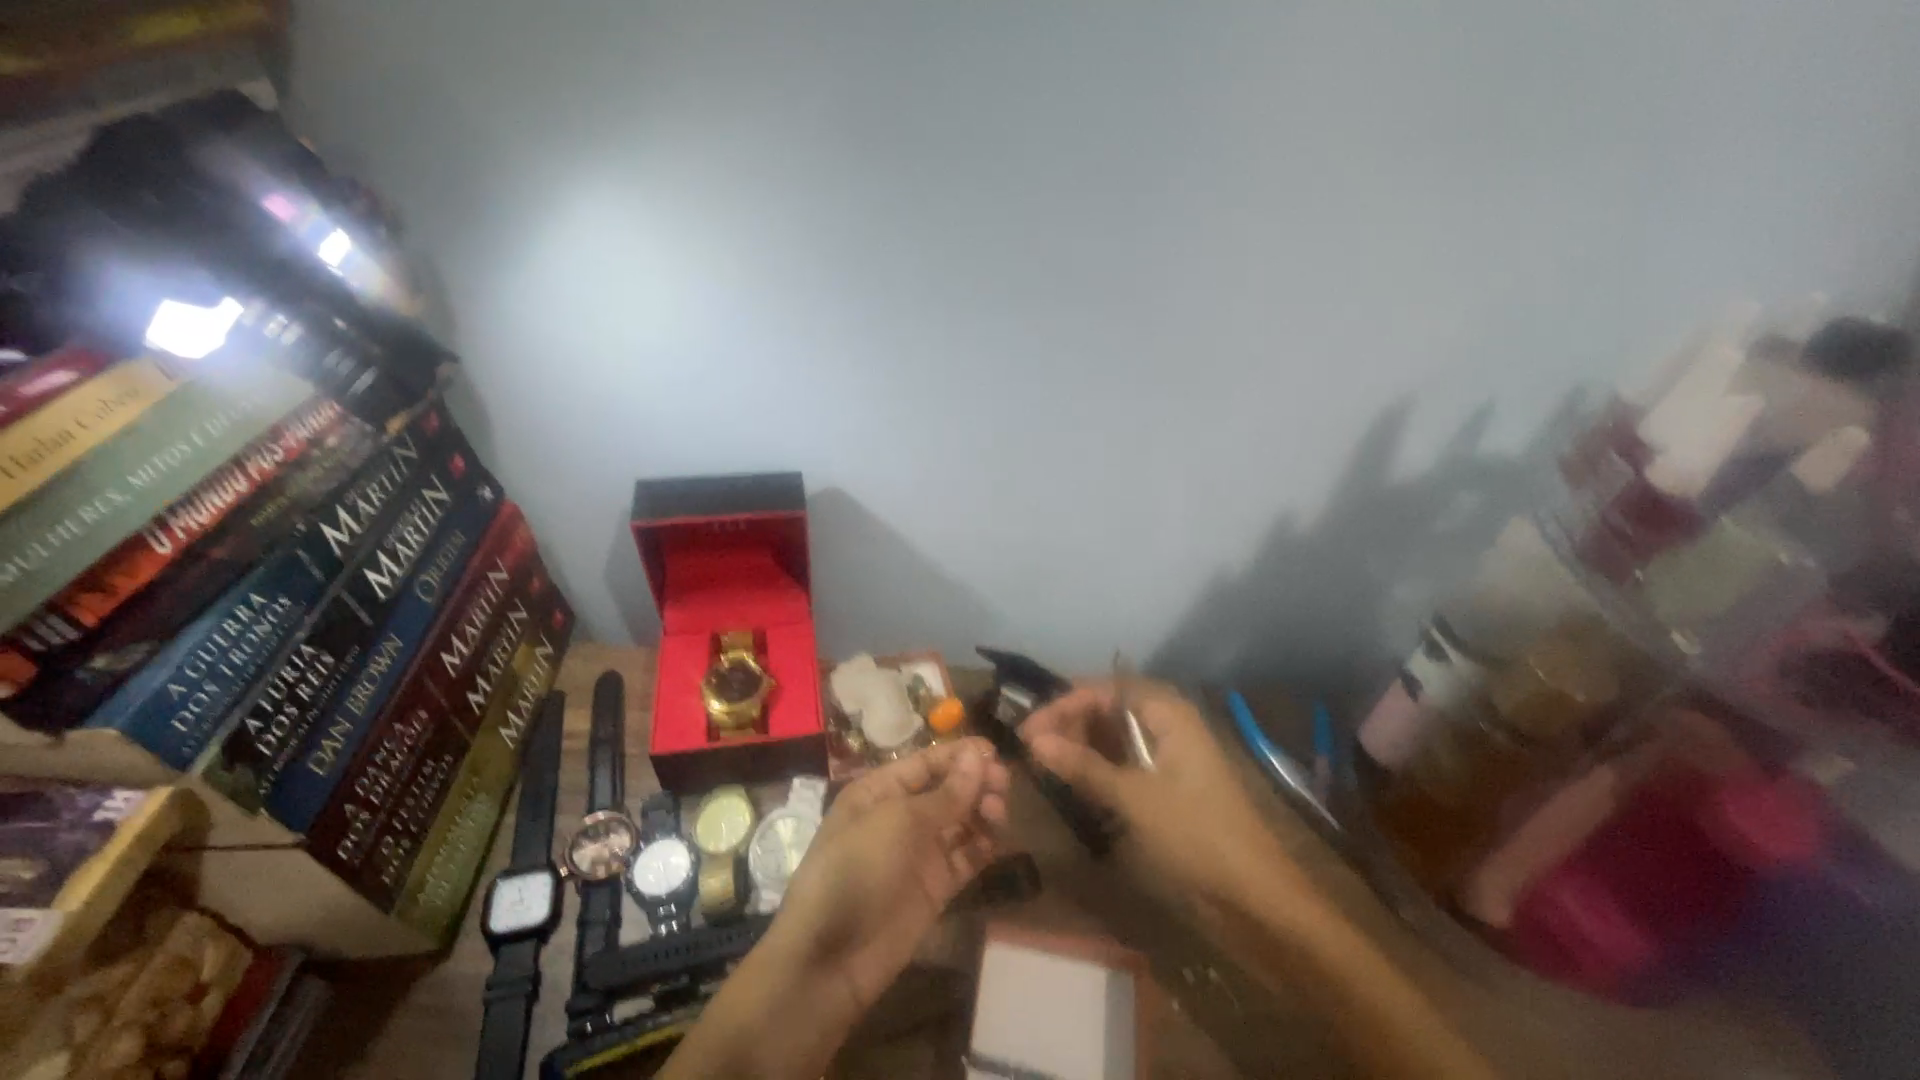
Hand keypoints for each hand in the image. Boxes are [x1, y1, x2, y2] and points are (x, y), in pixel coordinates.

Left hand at [769, 736, 1012, 1015]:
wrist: (832, 955)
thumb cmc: (856, 869)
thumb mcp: (898, 821)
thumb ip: (945, 793)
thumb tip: (979, 757)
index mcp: (880, 791)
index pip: (926, 762)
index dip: (960, 755)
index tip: (996, 751)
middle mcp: (900, 817)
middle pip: (948, 790)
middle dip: (976, 783)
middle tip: (1002, 785)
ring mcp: (919, 854)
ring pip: (962, 822)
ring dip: (983, 812)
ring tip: (998, 813)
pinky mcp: (935, 887)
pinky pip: (966, 857)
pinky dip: (983, 846)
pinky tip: (995, 841)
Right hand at [1023, 682, 1300, 913]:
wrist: (1251, 896)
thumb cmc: (1195, 835)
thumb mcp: (1134, 798)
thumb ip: (1083, 766)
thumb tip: (1034, 741)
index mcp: (1169, 715)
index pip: (1108, 688)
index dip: (1067, 703)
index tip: (1029, 729)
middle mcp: (1169, 727)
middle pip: (1110, 709)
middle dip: (1069, 723)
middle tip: (1030, 748)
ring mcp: (1168, 759)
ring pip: (1114, 738)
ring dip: (1079, 746)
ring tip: (1041, 763)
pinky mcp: (1165, 790)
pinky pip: (1122, 766)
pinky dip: (1095, 770)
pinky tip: (1069, 782)